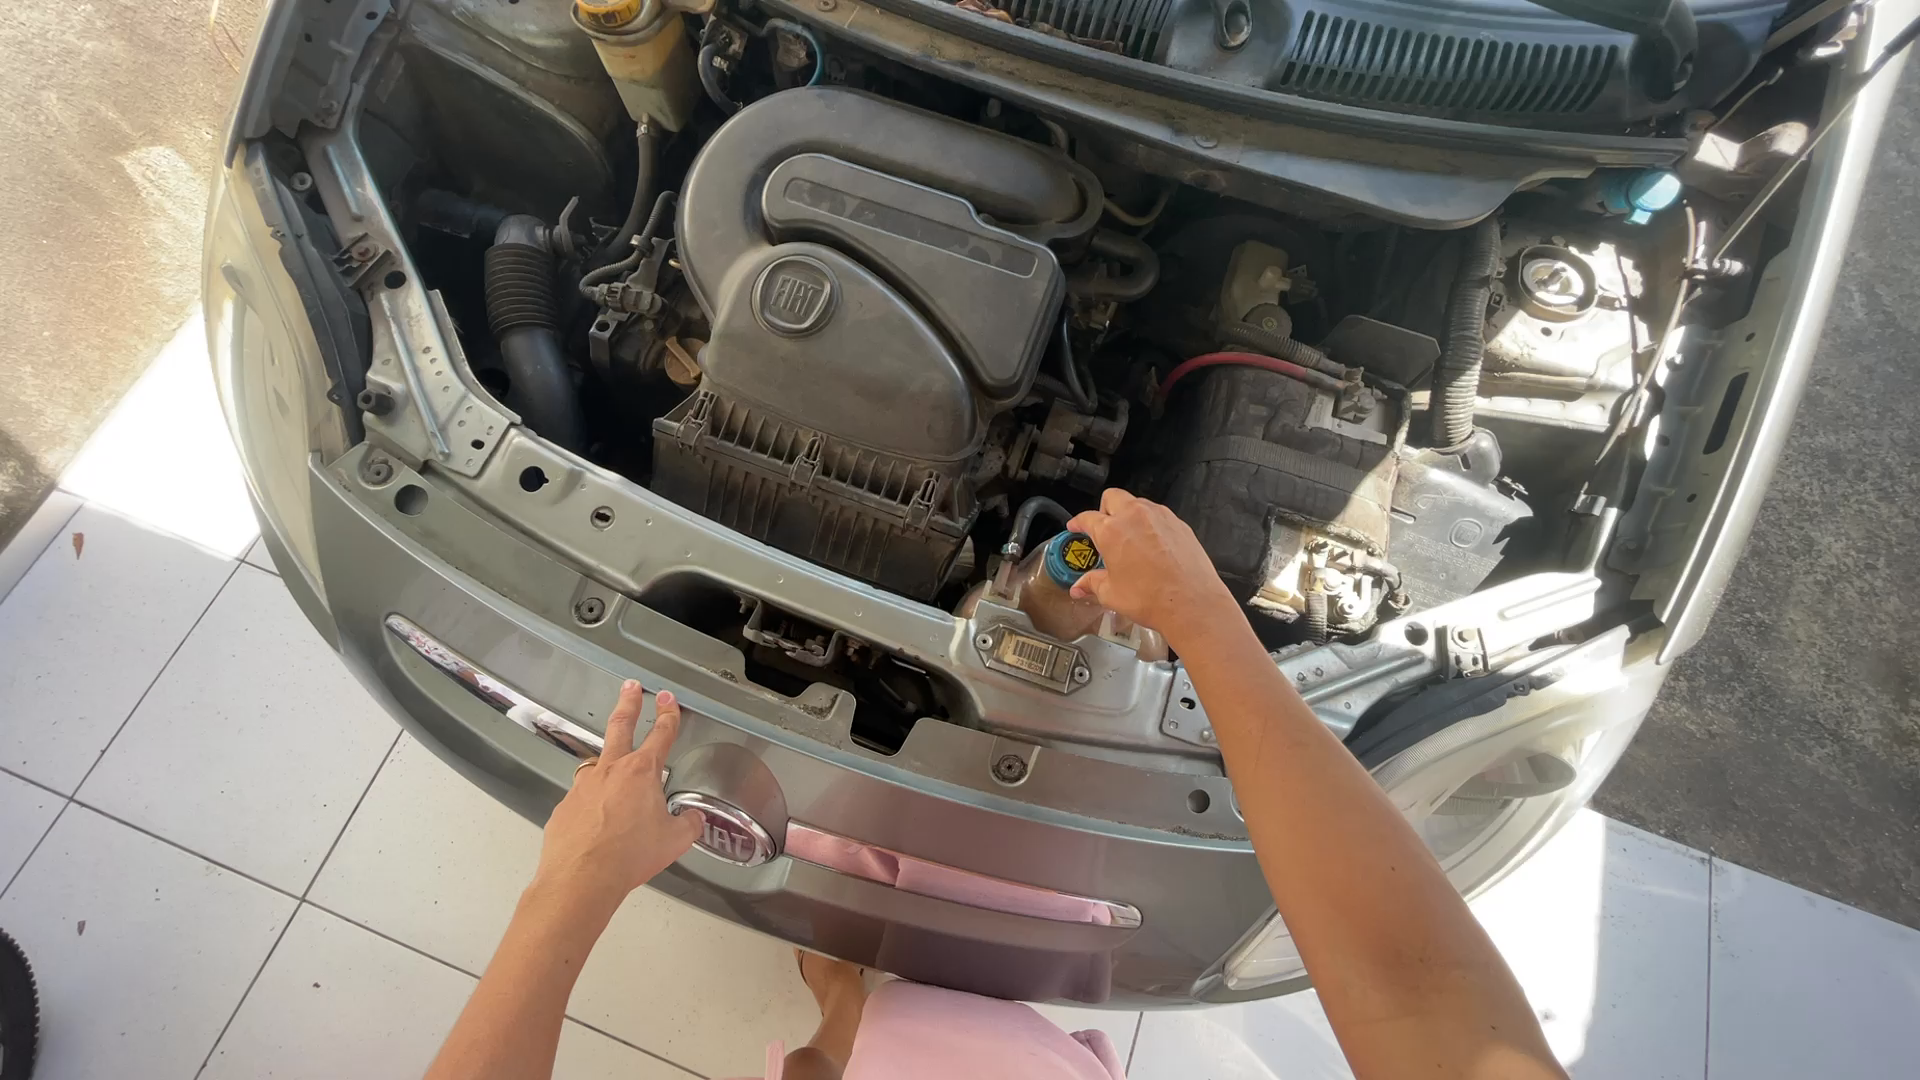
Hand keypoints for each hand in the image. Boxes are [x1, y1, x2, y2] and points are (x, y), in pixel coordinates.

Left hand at [528, 681, 703, 920]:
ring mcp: (582, 788)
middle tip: (631, 686)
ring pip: (597, 766)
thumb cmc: (631, 856)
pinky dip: (592, 804)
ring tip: (615, 777)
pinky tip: (597, 825)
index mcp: (642, 772)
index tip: (668, 697)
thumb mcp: (675, 841)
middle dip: (628, 703)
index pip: (661, 733)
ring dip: (607, 764)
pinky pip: (582, 799)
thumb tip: (693, 818)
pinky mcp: (563, 809)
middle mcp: (611, 771)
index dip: (668, 713)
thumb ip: (689, 824)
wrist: (579, 882)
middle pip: (620, 726)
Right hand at [1066, 488, 1240, 651]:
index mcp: (1111, 531)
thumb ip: (1092, 583)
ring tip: (1129, 538)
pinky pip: (1158, 515)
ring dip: (1128, 514)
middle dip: (1104, 509)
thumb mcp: (1111, 593)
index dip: (1078, 523)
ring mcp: (1160, 517)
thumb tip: (1080, 586)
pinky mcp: (1179, 524)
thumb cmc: (1150, 598)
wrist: (1192, 604)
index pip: (1087, 517)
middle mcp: (1135, 516)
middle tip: (1103, 530)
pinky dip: (1150, 524)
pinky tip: (1151, 546)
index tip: (1076, 528)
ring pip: (1137, 503)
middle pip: (1112, 497)